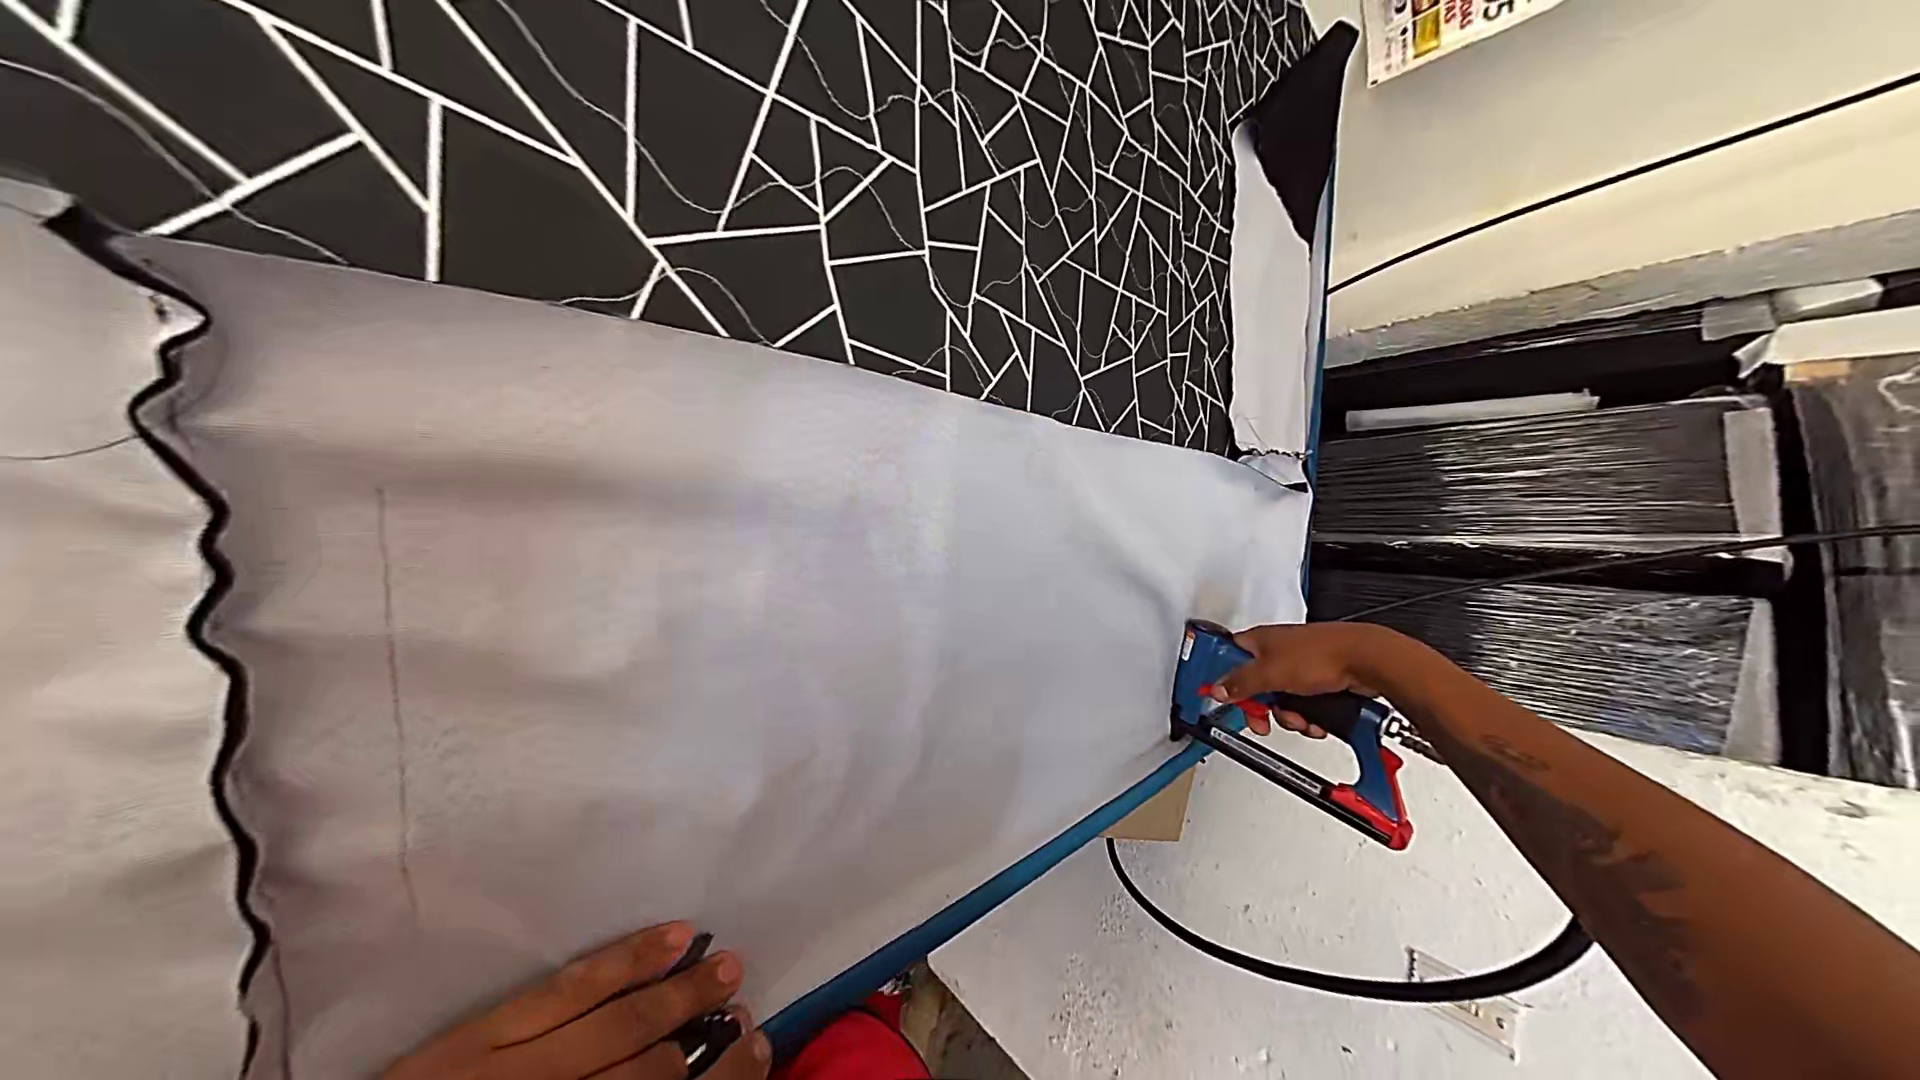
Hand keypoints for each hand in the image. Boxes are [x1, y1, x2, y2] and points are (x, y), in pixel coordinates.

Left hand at [384, 922, 769, 1079]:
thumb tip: (676, 1074)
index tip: (755, 1054)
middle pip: (647, 1075)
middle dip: (706, 1043)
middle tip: (748, 1013)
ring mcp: (512, 1073)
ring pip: (620, 1024)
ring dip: (682, 992)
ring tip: (729, 965)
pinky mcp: (481, 1034)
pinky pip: (569, 986)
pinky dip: (627, 959)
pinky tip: (672, 936)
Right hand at [1207, 622, 1398, 736]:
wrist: (1368, 662)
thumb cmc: (1324, 653)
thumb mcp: (1271, 673)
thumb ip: (1240, 682)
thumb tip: (1217, 689)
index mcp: (1257, 641)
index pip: (1224, 657)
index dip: (1217, 676)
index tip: (1212, 693)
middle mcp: (1275, 652)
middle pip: (1251, 684)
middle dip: (1258, 706)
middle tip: (1260, 717)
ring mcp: (1295, 667)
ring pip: (1276, 699)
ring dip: (1285, 716)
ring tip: (1298, 719)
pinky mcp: (1315, 682)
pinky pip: (1299, 704)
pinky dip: (1304, 716)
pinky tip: (1313, 720)